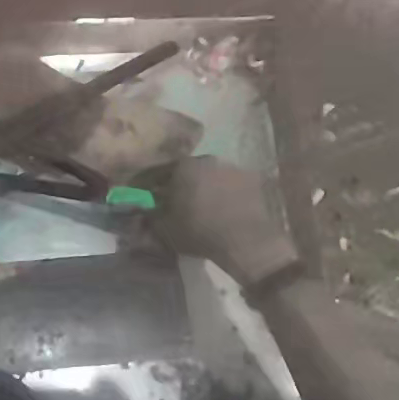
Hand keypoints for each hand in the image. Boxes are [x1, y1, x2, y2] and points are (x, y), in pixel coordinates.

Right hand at [150, 156, 300, 287]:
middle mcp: (209, 159)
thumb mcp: (165, 229)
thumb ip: (151, 216)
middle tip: (182, 204)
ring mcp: (234, 167)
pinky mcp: (254, 180)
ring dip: (209, 189)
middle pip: (191, 172)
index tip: (153, 197)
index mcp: (183, 166)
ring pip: (214, 177)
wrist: (244, 240)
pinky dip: (230, 195)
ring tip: (208, 209)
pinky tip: (229, 211)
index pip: (161, 172)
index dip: (154, 186)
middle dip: (184, 185)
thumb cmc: (198, 231)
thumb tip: (143, 211)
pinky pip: (235, 186)